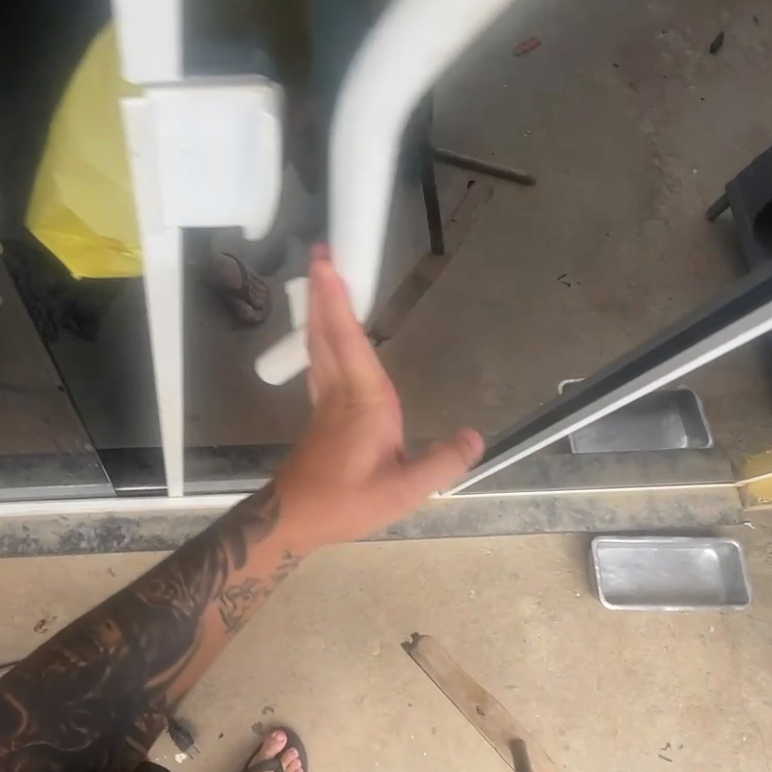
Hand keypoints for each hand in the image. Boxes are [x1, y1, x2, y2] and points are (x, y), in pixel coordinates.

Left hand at [271, 245, 482, 550]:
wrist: (296, 517)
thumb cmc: (346, 501)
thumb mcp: (404, 490)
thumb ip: (442, 463)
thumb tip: (476, 436)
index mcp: (363, 399)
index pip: (349, 339)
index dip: (337, 300)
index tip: (326, 264)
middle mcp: (341, 390)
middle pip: (327, 331)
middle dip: (322, 291)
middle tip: (317, 254)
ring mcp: (325, 400)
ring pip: (319, 345)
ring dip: (319, 310)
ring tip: (319, 281)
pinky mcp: (320, 413)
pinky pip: (319, 361)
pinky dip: (320, 337)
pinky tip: (323, 336)